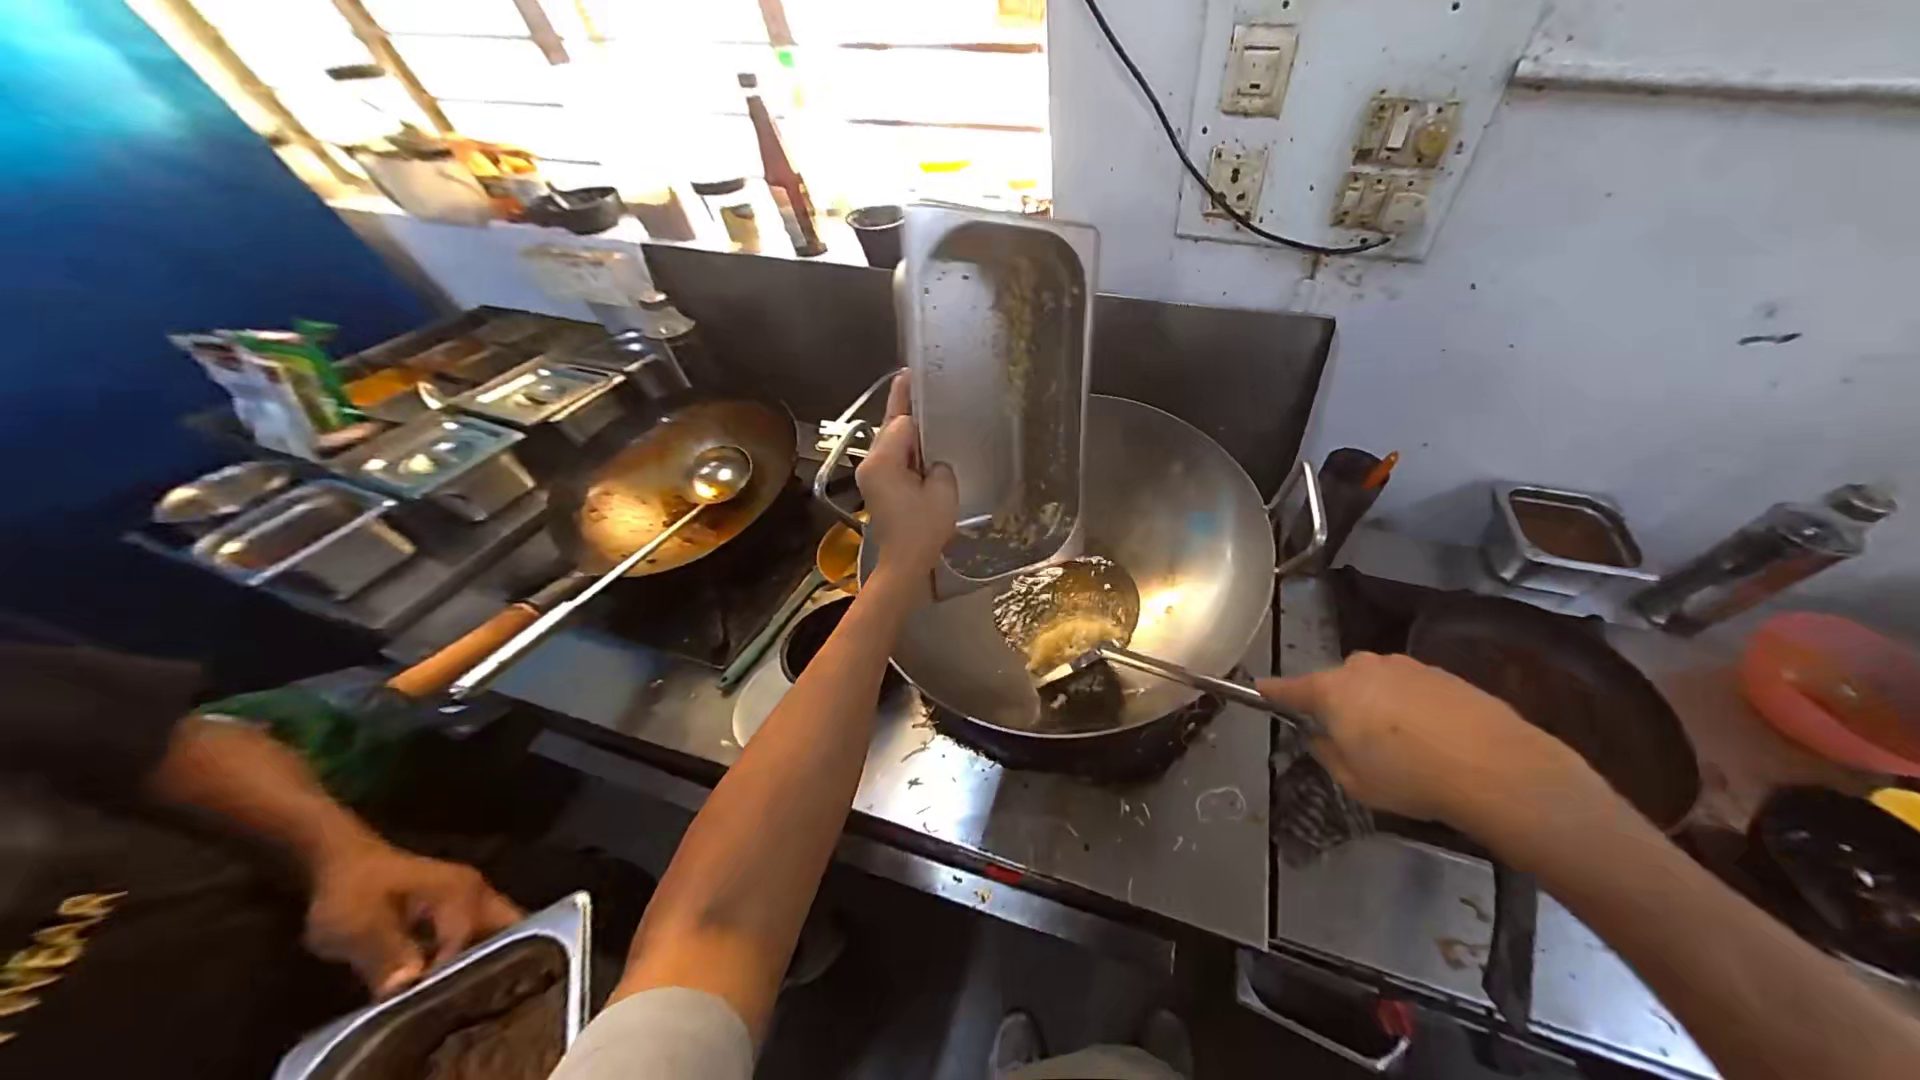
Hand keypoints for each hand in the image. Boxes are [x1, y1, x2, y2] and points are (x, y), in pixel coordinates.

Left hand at [304, 841, 521, 996]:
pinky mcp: (463, 913)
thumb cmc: (353, 892)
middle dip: (505, 959)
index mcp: (460, 892)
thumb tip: (403, 987)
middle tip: (482, 996)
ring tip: (471, 995)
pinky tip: (458, 983)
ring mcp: (474, 900)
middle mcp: (479, 893)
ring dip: (493, 960)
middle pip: (512, 926)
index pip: (468, 938)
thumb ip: (384, 953)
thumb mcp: (357, 924)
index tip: (429, 1007)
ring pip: (502, 931)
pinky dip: (479, 958)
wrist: (345, 867)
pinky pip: (485, 936)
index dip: (450, 974)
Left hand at [855, 374, 957, 596]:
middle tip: (917, 381)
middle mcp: (871, 463)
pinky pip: (893, 458)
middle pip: (890, 428)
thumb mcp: (942, 490)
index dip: (914, 404)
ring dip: (908, 429)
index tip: (916, 376)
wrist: (904, 563)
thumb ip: (938, 464)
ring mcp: (871, 476)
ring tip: (927, 408)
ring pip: (891, 443)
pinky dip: (907, 449)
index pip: (900, 422)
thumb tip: (931, 460)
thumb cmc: (923, 529)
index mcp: (883, 461)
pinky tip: (924, 444)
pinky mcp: (878, 488)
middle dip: (905, 407)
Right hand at [1258, 652, 1603, 830]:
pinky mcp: (1443, 674)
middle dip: (1336, 705)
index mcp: (1331, 690)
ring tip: (1401, 745)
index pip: (1287, 688)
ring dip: (1376, 705)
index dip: (1272, 693)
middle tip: (1351, 740)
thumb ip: (1326, 752)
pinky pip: (1411, 689)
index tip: (1260, 691)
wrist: (1501, 770)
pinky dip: (1411, 708)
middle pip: (1335, 683)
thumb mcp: (1352, 780)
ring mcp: (1405, 666)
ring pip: (1375, 684)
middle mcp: (1362, 667)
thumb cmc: (1411, 778)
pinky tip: (1433, 740)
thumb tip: (1322, 736)